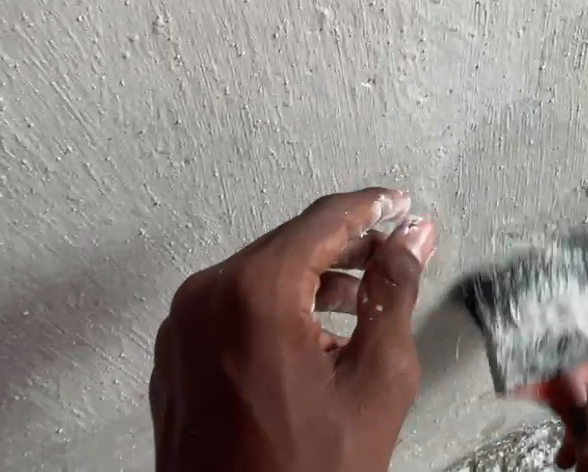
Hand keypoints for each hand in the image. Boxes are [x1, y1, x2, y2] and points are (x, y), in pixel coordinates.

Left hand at [149, 188, 438, 471]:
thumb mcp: (375, 382)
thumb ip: (394, 293)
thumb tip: (412, 235)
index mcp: (254, 291)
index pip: (324, 221)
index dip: (370, 207)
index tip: (403, 206)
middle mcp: (206, 293)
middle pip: (290, 243)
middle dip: (346, 245)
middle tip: (394, 253)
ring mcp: (182, 324)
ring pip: (262, 273)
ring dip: (314, 277)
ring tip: (363, 300)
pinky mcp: (174, 353)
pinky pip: (234, 305)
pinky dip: (276, 305)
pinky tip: (315, 332)